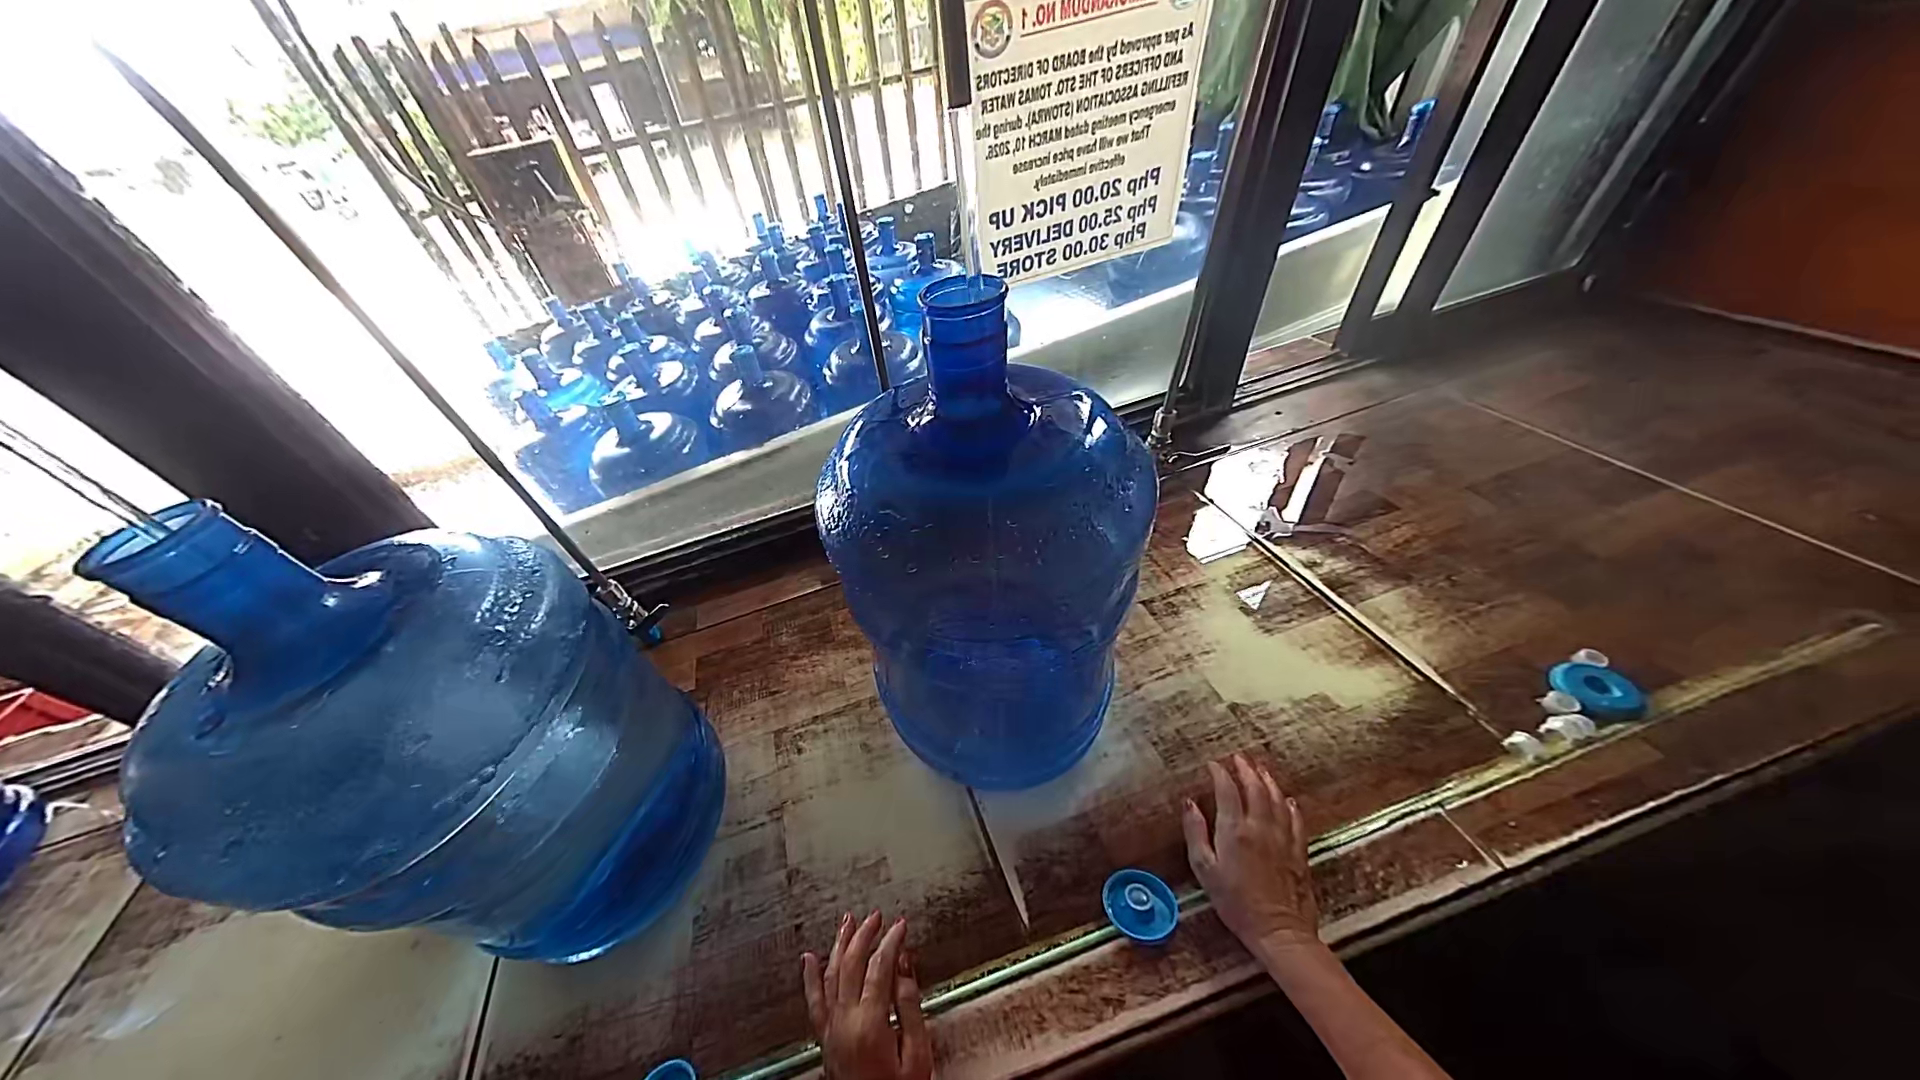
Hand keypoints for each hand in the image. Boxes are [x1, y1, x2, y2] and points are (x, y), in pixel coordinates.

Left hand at [801, 911, 932, 1079]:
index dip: (892, 942)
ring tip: (847, 922)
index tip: (901, 926)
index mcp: (870, 1023)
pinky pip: (814, 1001)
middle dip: (865, 935)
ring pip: (831, 975)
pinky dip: (810, 977)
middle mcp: (845, 1021)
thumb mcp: (917, 1056)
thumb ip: (909, 1008)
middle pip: (852, 964)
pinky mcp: (824, 1039)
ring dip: (839, 945)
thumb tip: (904, 968)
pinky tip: (809, 959)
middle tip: (876, 916)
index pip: (880, 967)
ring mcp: (831, 1030)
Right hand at [1183, 754, 1321, 958]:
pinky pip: (1296, 821)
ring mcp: (1282, 838)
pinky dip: (1290, 806)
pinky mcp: (1299, 852)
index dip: (1220, 774)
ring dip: (1267, 781)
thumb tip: (1189, 803)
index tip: (1213, 764)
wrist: (1278, 930)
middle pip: (1255, 789)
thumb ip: (1195, 832)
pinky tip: (1288, 799)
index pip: (1227, 791)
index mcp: (1234, 830)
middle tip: (1238, 758)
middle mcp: (1260, 827)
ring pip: (1277, 800)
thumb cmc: (1234, 902)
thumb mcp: (1204, 868)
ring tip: (1260, 769)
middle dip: (1246, 770)